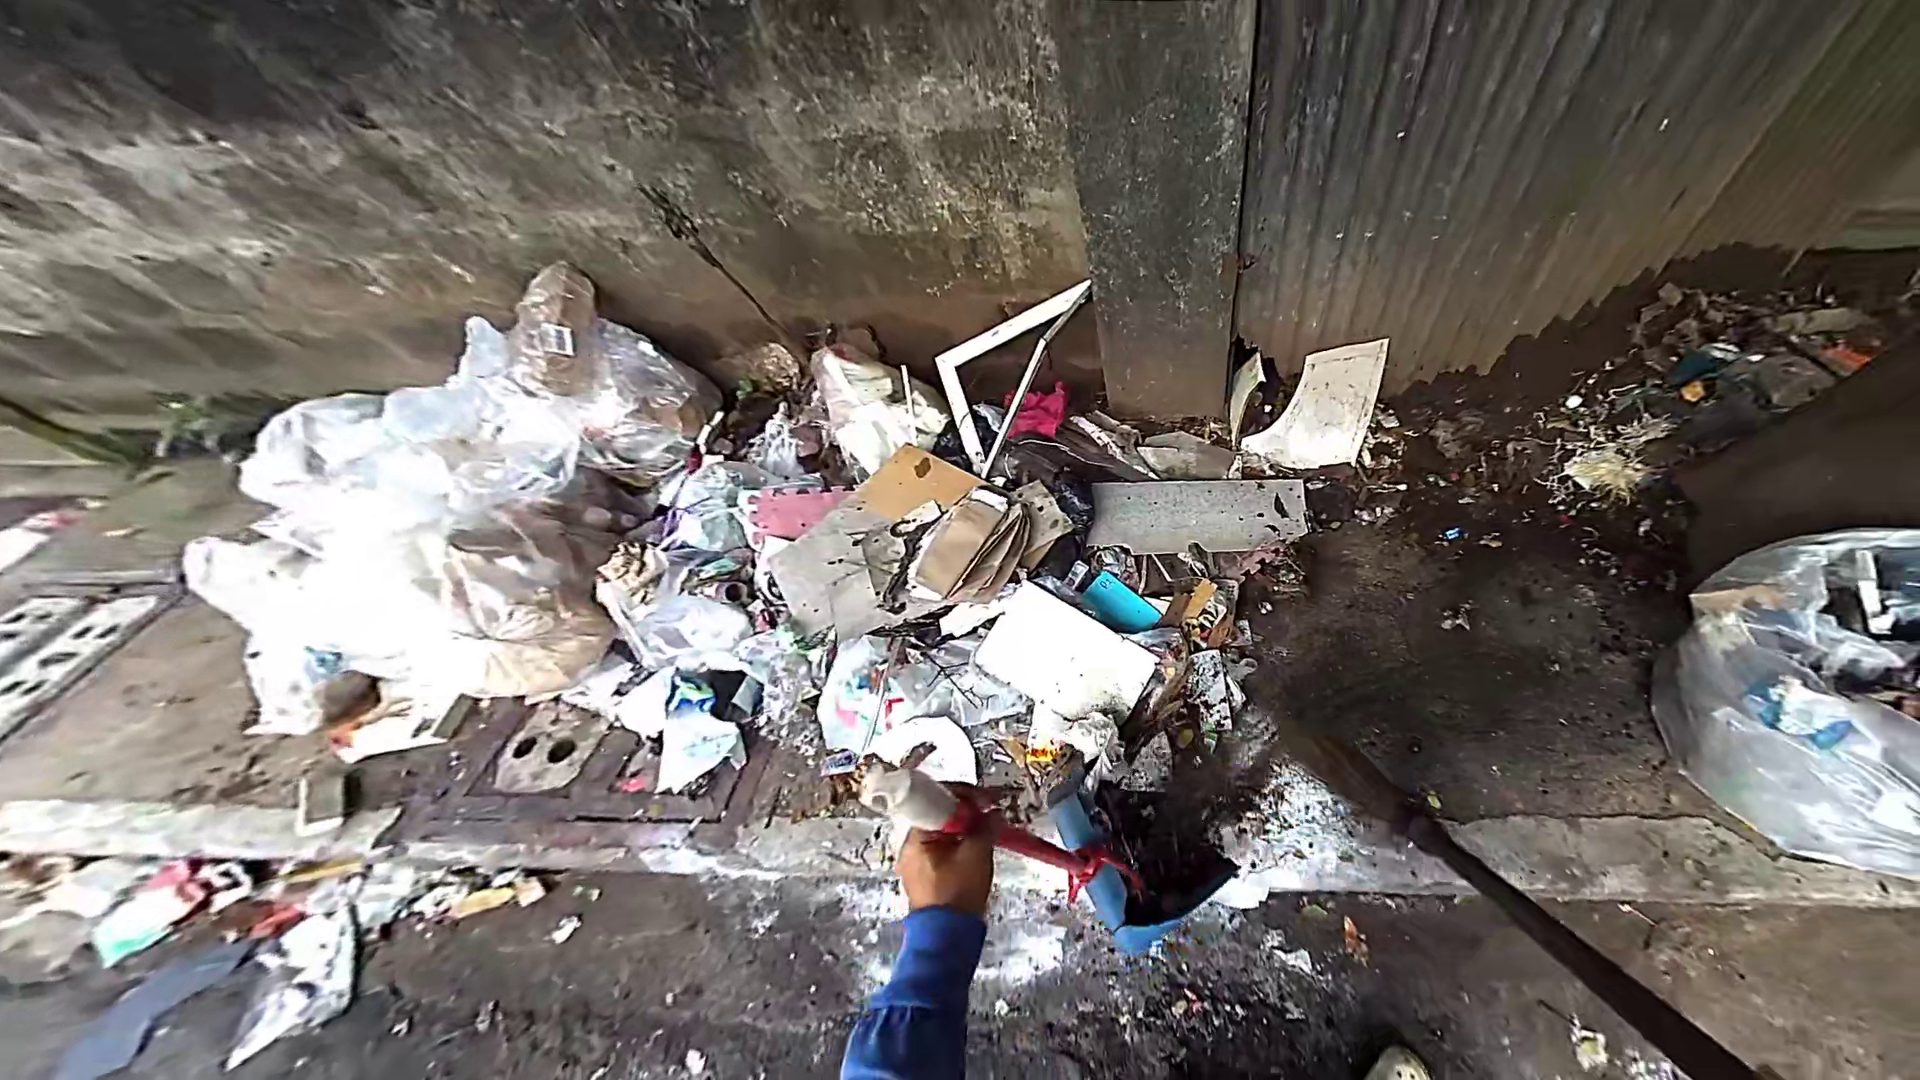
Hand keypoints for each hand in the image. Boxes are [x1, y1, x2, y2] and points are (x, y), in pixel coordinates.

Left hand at [898, 795, 993, 915]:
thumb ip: (985, 828)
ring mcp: (916, 862)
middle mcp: (911, 846)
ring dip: (965, 828)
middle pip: (939, 815)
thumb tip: (994, 813)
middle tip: (988, 811)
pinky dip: (959, 843)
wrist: (947, 941)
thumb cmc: (958, 894)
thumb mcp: (976, 855)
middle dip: (966, 811)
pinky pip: (942, 849)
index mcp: (917, 836)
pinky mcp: (925, 876)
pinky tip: (976, 846)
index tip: (983, 799)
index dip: (963, 795)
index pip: (937, 800)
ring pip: (942, 832)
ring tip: (986, 828)